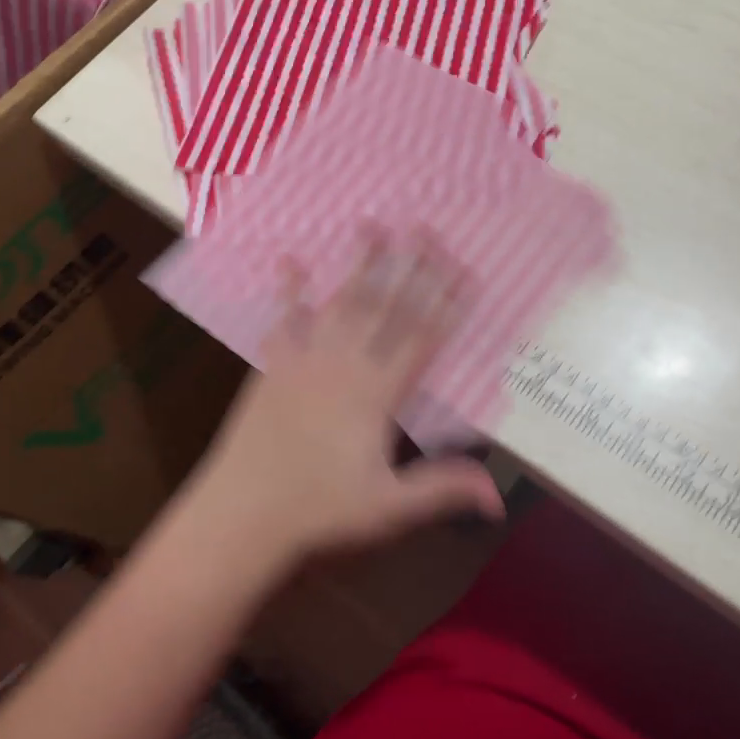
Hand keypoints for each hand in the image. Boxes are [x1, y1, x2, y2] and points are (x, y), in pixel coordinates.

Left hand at [181, 228, 504, 568]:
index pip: (420, 339)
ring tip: (371, 224)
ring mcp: (304, 362)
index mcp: (376, 395)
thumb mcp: (388, 506)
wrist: (240, 514)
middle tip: (425, 227)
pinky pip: (283, 321)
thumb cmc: (319, 510)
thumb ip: (441, 488)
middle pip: (384, 309)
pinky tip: (288, 260)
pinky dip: (288, 290)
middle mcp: (343, 366)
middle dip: (408, 268)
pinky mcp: (271, 368)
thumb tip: (499, 496)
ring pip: (339, 304)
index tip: (463, 270)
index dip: (444, 303)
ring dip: (358, 265)